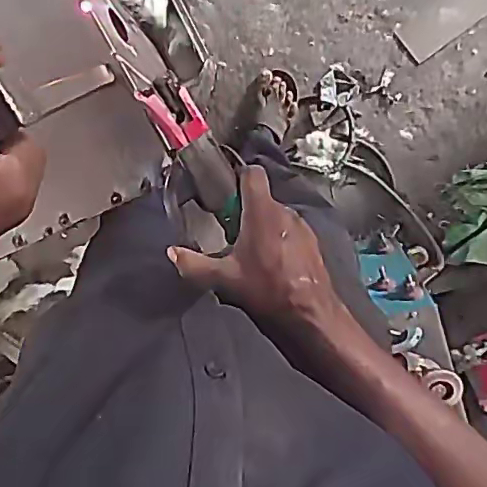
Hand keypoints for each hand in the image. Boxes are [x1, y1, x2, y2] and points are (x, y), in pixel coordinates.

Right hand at [168, 166, 369, 355]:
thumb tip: (173, 254)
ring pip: (277, 216)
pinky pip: (290, 232)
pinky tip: (271, 264)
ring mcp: (302, 227)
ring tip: (251, 253)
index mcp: (262, 212)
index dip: (238, 177)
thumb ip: (194, 264)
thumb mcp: (225, 278)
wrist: (310, 313)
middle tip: (232, 234)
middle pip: (262, 199)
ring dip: (263, 227)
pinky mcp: (312, 242)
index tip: (226, 193)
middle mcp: (285, 213)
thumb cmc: (268, 290)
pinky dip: (279, 240)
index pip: (253, 174)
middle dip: (246, 211)